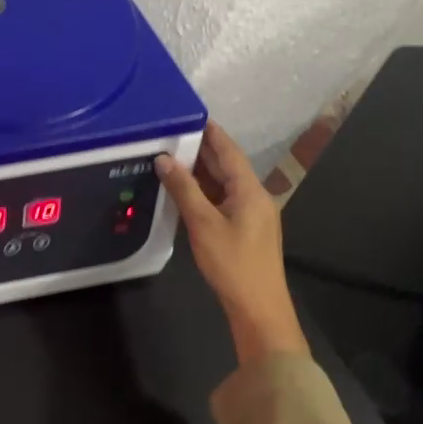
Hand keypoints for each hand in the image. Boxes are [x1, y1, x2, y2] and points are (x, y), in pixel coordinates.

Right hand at [155, 123, 306, 364]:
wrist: (258, 310)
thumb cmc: (233, 264)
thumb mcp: (203, 224)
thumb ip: (183, 188)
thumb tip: (163, 158)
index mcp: (250, 190)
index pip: (227, 149)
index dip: (207, 130)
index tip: (184, 113)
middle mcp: (254, 196)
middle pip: (225, 164)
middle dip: (197, 148)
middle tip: (165, 132)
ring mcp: (250, 213)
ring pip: (221, 181)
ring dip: (197, 169)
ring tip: (165, 154)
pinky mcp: (243, 228)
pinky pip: (220, 197)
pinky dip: (201, 188)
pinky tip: (180, 187)